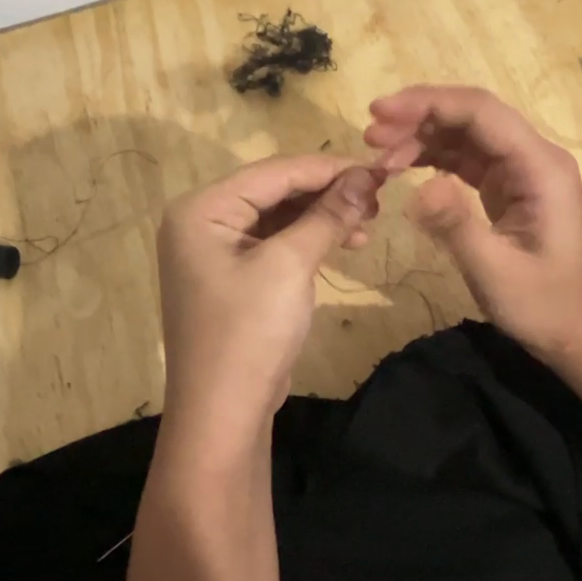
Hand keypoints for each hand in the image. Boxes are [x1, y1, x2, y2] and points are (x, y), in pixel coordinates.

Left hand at [157, 155, 384, 418]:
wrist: (223, 412)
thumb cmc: (249, 331)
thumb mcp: (290, 265)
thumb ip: (327, 215)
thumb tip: (366, 176)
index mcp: (201, 209)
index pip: (274, 172)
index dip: (329, 168)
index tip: (380, 170)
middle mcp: (202, 223)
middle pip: (275, 191)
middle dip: (328, 193)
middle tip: (379, 200)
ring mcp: (216, 253)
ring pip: (278, 218)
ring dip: (323, 218)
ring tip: (368, 226)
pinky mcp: (234, 279)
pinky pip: (275, 245)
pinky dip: (309, 241)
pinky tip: (344, 243)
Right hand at [365, 86, 581, 356]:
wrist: (576, 331)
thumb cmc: (543, 305)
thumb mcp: (495, 272)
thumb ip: (457, 226)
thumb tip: (418, 188)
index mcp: (539, 166)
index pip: (480, 113)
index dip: (427, 104)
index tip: (379, 113)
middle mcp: (533, 157)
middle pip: (471, 116)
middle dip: (418, 118)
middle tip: (370, 136)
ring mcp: (521, 171)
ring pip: (465, 135)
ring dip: (421, 137)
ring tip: (378, 153)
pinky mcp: (508, 188)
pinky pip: (466, 159)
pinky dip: (432, 158)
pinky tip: (402, 168)